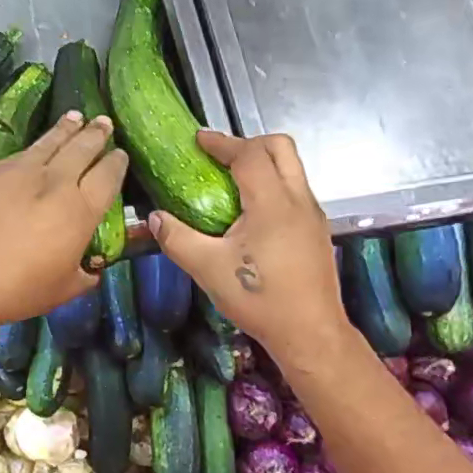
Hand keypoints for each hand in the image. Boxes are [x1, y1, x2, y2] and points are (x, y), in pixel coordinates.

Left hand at [0, 112, 127, 336]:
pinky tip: (33, 150)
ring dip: (66, 128)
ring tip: (76, 117)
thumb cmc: (16, 290)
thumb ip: (84, 274)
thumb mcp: (63, 290)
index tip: (121, 155)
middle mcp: (55, 182)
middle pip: (82, 147)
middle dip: (96, 134)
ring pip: (50, 142)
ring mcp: (19, 172)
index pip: (108, 175)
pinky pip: (19, 154)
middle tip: (105, 122)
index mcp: (80, 210)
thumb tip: (90, 268)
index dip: (117, 162)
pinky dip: (33, 148)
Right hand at [149, 131, 351, 368]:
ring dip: (264, 162)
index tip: (199, 139)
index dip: (222, 142)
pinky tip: (252, 212)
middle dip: (249, 142)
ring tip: (232, 180)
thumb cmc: (260, 299)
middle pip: (281, 147)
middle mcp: (299, 200)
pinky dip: (274, 183)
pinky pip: (296, 189)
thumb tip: (154, 218)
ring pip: (292, 168)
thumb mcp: (208, 270)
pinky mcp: (318, 231)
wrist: (310, 333)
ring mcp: (313, 214)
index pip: (249, 154)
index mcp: (272, 203)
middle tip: (220, 157)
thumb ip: (177, 239)